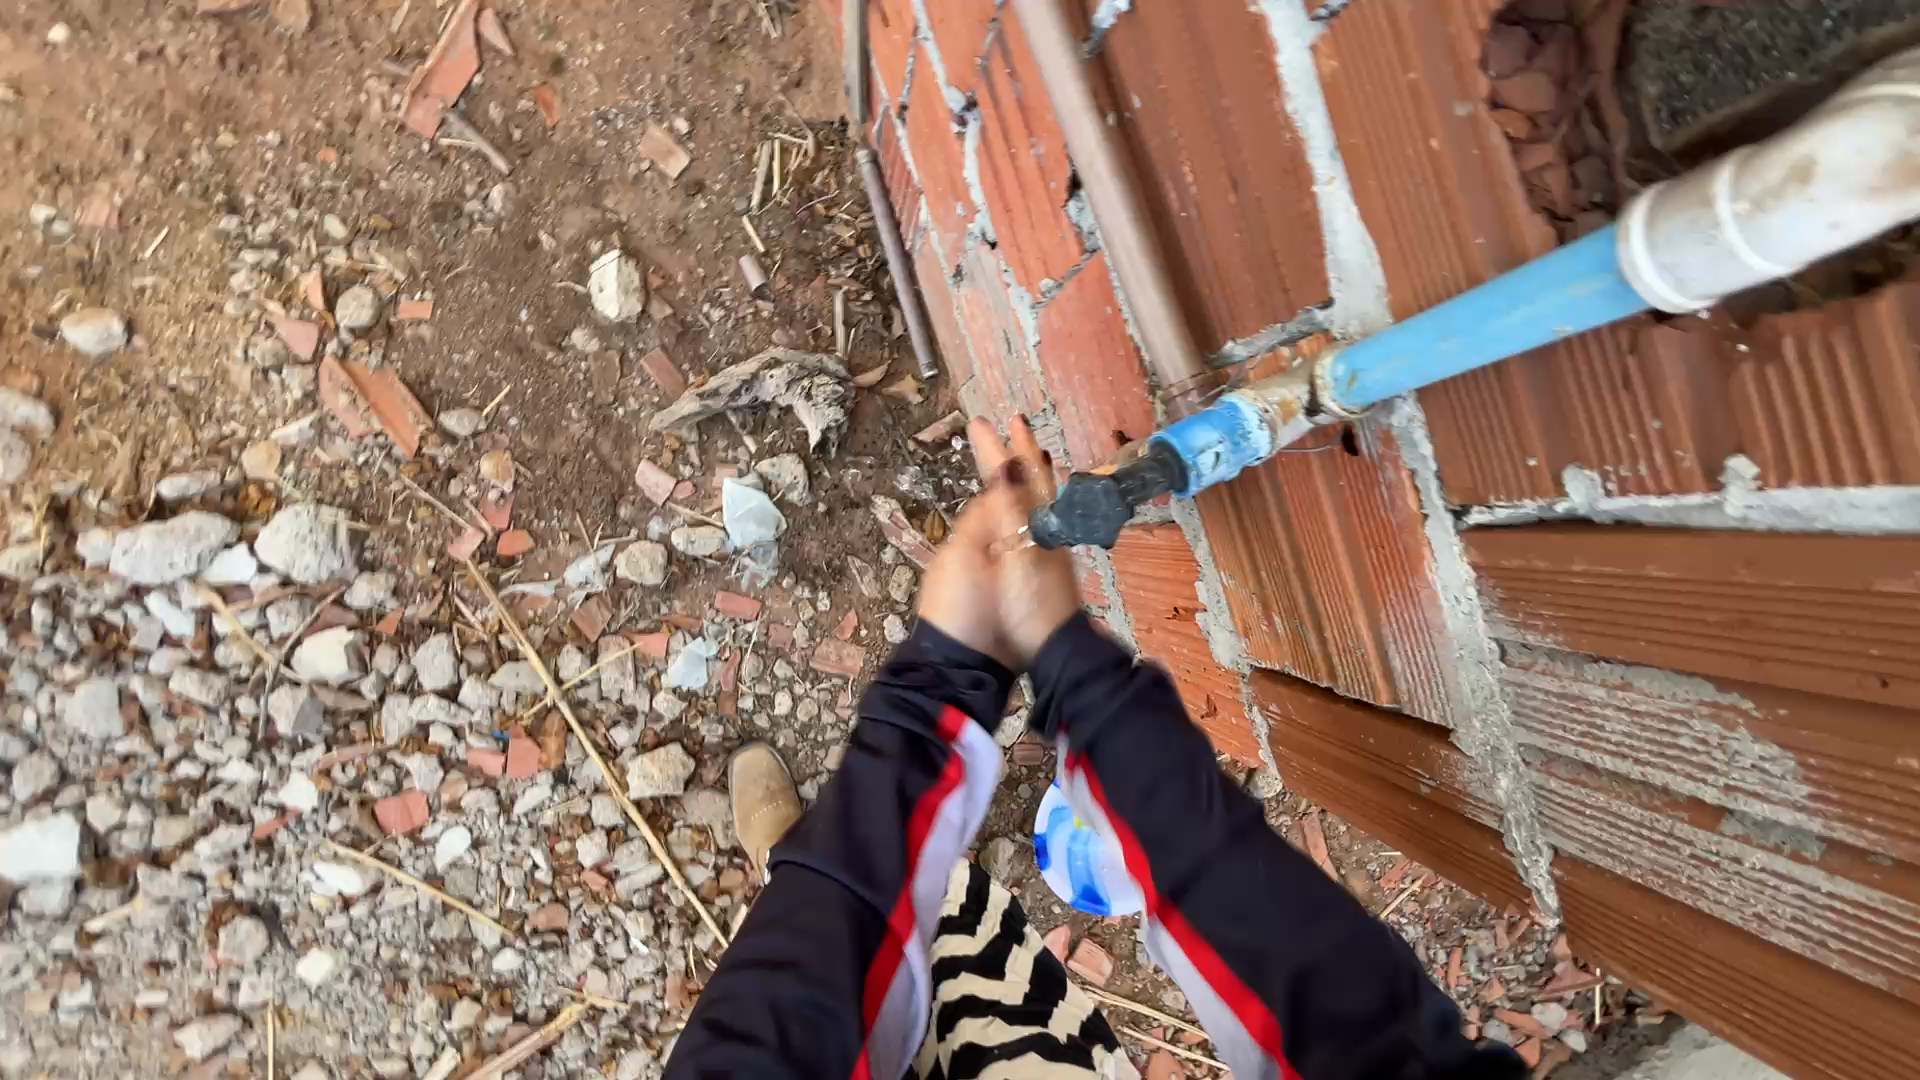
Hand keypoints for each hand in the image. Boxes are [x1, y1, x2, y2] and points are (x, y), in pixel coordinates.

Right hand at [916, 416, 1082, 667]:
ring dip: (1024, 473)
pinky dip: (1025, 500)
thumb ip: (1013, 512)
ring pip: (1037, 498)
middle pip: (1034, 481)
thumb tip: (1008, 469)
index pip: (1020, 477)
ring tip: (1017, 455)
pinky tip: (1021, 508)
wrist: (1057, 649)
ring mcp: (1050, 545)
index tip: (989, 423)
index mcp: (1041, 524)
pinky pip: (1034, 517)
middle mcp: (1050, 528)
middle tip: (1010, 424)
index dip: (1003, 450)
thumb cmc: (1032, 606)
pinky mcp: (1045, 564)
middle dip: (1019, 453)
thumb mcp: (1019, 556)